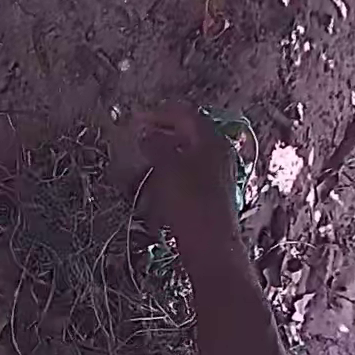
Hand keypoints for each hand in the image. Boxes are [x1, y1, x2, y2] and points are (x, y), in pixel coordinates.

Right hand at [137, 105, 233, 232]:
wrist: (208, 240)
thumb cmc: (188, 199)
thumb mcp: (167, 167)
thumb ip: (156, 145)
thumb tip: (146, 133)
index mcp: (210, 140)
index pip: (185, 114)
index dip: (159, 114)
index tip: (136, 118)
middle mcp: (218, 151)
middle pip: (189, 131)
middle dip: (163, 129)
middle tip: (140, 133)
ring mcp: (217, 171)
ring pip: (189, 150)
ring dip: (167, 148)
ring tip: (145, 153)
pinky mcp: (211, 189)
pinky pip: (190, 167)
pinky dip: (173, 164)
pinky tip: (158, 175)